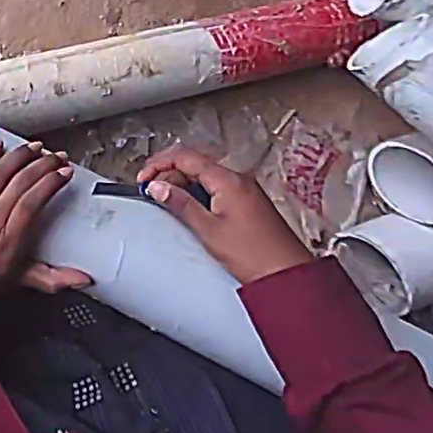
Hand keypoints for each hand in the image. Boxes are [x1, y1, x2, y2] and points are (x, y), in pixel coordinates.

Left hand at [0, 140, 79, 299]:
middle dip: (43, 165)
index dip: (52, 182)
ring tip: (35, 147)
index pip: (34, 201)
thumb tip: (84, 279)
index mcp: (10, 239)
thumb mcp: (22, 279)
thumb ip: (54, 278)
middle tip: (56, 156)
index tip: (65, 172)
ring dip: (19, 156)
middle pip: (21, 183)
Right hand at [136, 145, 310, 284]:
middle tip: (151, 189)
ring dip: (181, 182)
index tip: (144, 177)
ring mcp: (245, 189)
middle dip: (168, 172)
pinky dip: (197, 190)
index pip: (184, 157)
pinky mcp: (247, 201)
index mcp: (228, 180)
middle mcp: (238, 179)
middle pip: (194, 163)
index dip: (159, 164)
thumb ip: (180, 204)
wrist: (289, 275)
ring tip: (166, 199)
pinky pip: (216, 185)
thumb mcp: (208, 230)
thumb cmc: (256, 256)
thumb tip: (157, 187)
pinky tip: (188, 206)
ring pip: (204, 174)